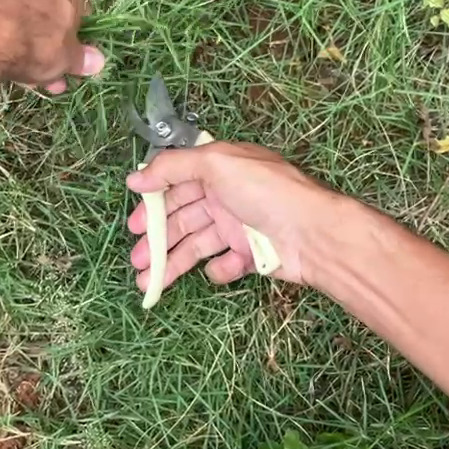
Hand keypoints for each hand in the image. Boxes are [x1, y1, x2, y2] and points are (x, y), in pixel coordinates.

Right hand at [126, 141, 350, 289]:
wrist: (313, 233)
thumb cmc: (265, 191)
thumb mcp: (216, 164)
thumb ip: (172, 167)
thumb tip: (134, 177)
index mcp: (218, 169)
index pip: (176, 184)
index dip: (153, 204)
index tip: (134, 225)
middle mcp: (225, 196)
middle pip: (182, 218)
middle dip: (157, 240)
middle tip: (137, 260)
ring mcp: (238, 227)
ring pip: (196, 245)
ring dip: (172, 262)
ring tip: (148, 284)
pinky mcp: (250, 255)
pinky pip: (225, 264)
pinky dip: (217, 269)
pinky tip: (215, 270)